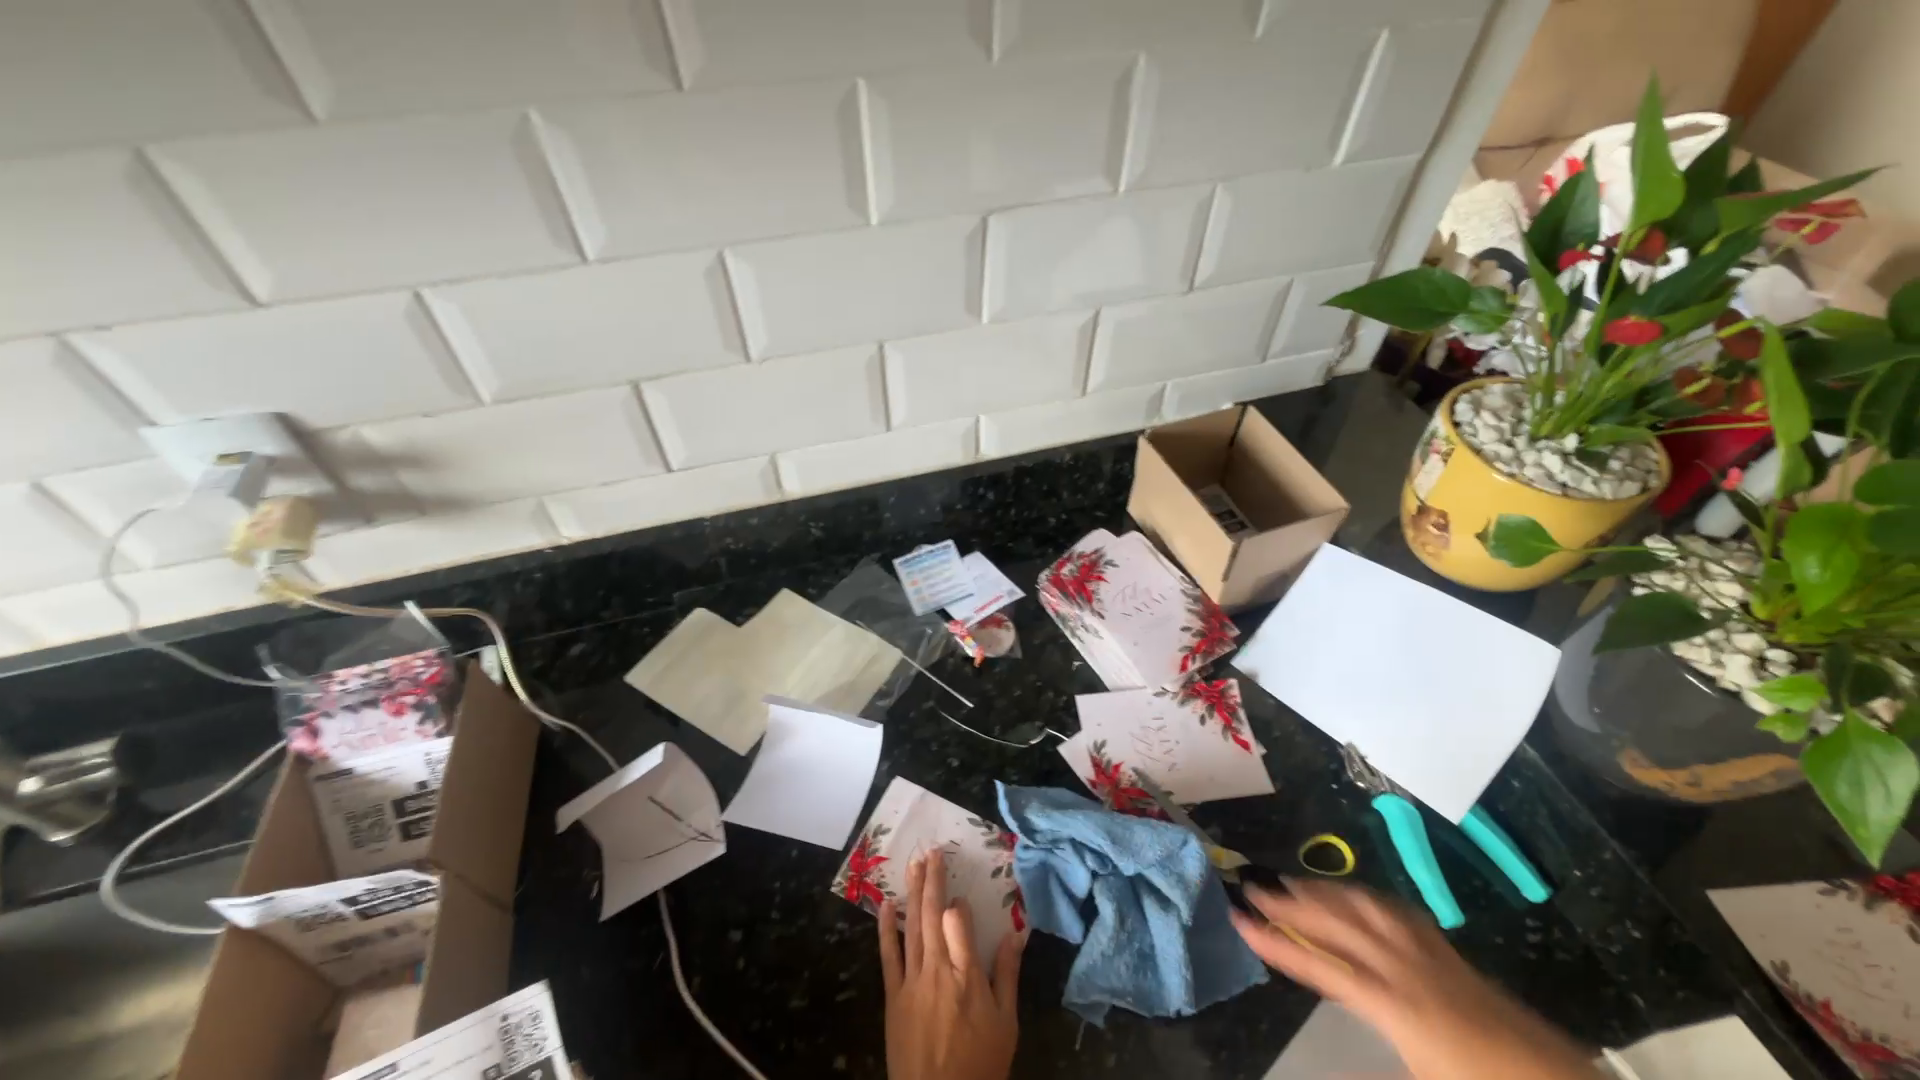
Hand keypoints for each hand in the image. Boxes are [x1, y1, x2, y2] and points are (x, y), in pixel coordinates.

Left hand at [878, 848, 1025, 1079]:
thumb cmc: (980, 1063)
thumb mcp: (1006, 1023)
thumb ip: (1008, 975)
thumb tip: (1016, 933)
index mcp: (967, 977)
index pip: (958, 923)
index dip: (957, 904)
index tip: (961, 892)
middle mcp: (937, 971)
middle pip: (932, 916)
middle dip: (932, 881)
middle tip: (931, 851)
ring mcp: (912, 982)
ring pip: (911, 928)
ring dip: (912, 893)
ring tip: (914, 864)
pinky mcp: (893, 996)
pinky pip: (888, 956)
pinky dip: (886, 929)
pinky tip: (885, 905)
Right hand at [1230, 880, 1598, 1079]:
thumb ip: (1363, 1075)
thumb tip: (1312, 1071)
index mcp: (1391, 1005)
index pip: (1317, 965)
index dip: (1274, 942)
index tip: (1238, 920)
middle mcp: (1404, 969)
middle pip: (1338, 923)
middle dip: (1292, 904)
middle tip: (1254, 888)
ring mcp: (1431, 957)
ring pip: (1367, 908)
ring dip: (1327, 892)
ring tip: (1296, 883)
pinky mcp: (1451, 956)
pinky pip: (1399, 912)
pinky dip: (1367, 897)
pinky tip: (1360, 898)